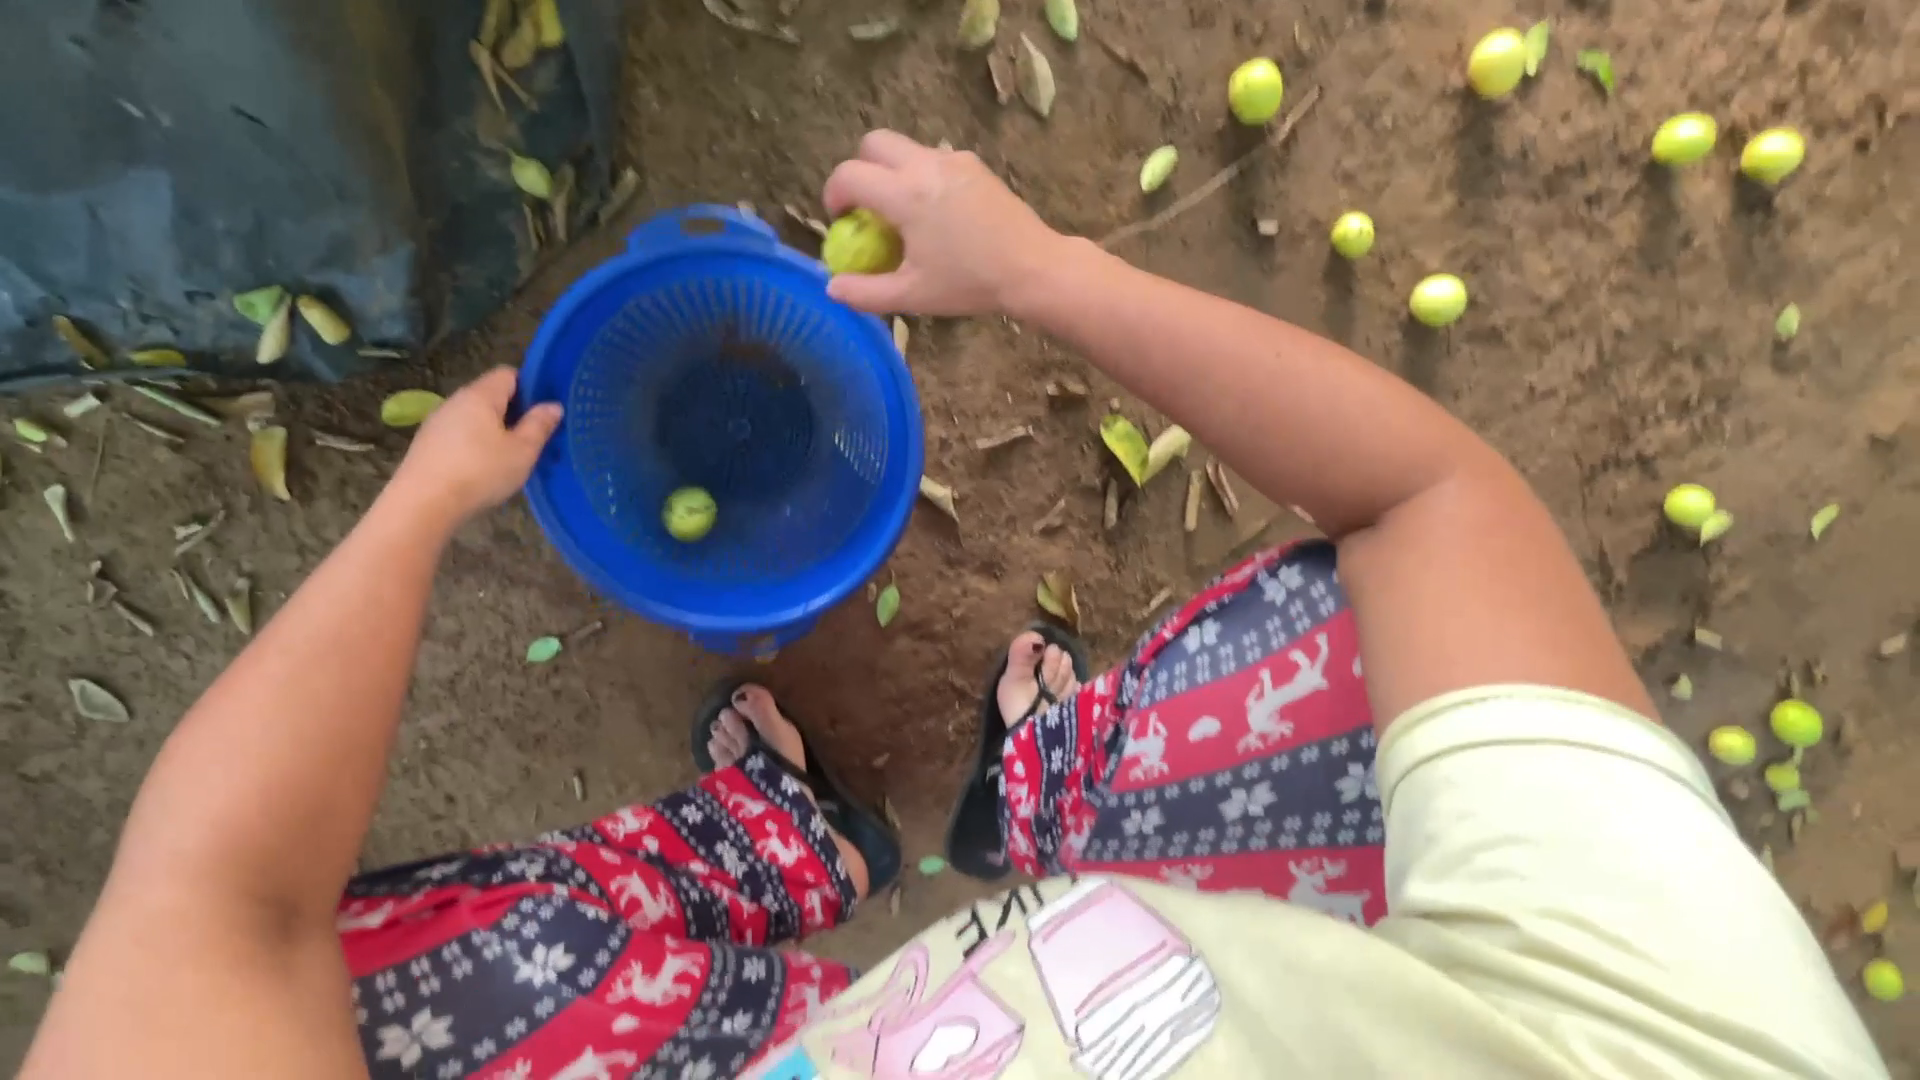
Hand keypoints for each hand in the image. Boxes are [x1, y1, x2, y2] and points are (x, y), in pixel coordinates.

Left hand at [386, 367, 562, 526]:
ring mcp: (438, 422)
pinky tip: (485, 467)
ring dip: (496, 429)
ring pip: (475, 416)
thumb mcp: (522, 451)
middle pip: (491, 395)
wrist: (424, 504)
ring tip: (513, 455)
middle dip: (515, 411)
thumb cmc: (481, 471)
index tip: (546, 410)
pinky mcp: (428, 444)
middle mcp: (455, 401)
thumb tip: (553, 405)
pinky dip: (477, 443)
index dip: (530, 386)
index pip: (508, 374)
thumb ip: (539, 425)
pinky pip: (461, 433)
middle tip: (536, 436)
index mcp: (480, 396)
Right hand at [822, 131, 1064, 315]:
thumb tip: (832, 288)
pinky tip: (937, 215)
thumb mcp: (912, 295)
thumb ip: (866, 293)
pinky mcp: (975, 165)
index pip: (850, 175)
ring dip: (892, 172)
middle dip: (860, 169)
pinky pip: (935, 159)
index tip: (839, 220)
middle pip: (875, 143)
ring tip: (903, 215)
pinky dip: (921, 176)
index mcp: (906, 194)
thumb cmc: (970, 283)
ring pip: (907, 148)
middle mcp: (926, 164)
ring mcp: (954, 160)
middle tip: (867, 208)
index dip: (833, 195)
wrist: (1032, 268)